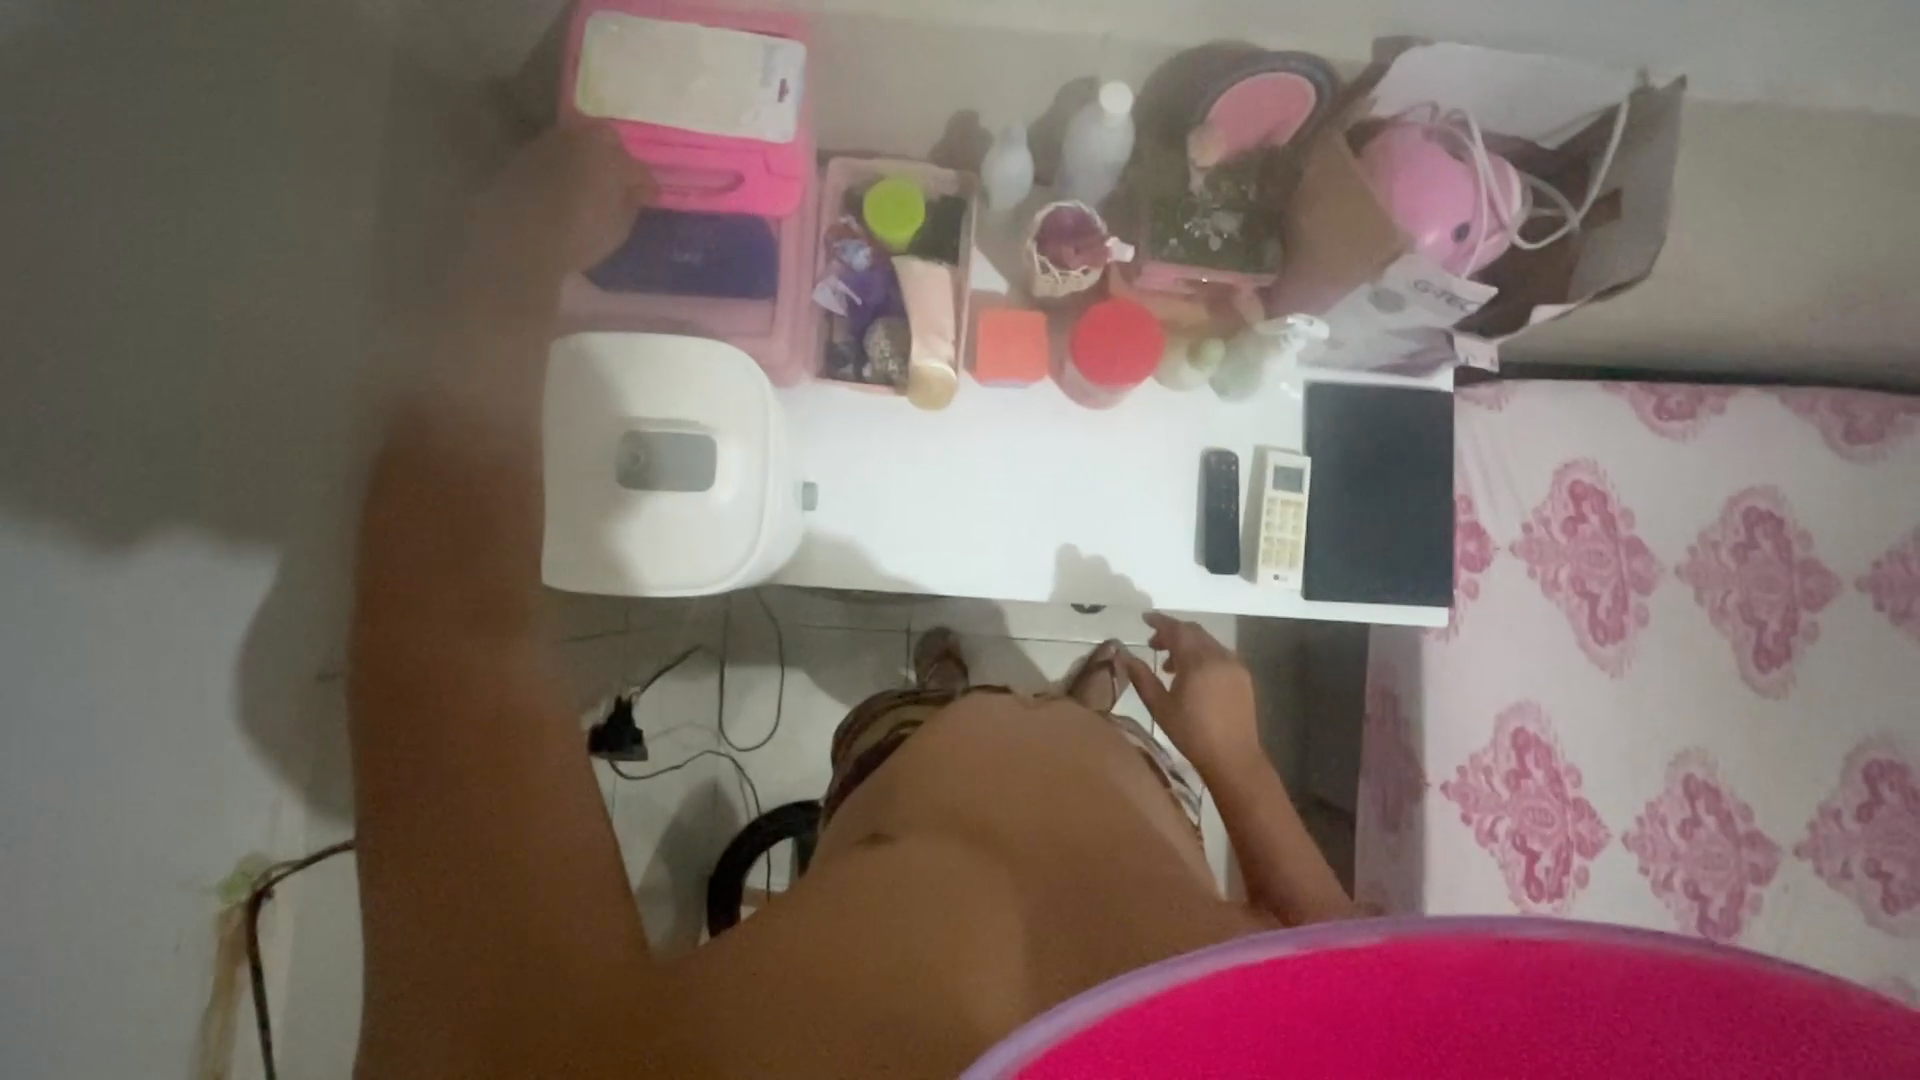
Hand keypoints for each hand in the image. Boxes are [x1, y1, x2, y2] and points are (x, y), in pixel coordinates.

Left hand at [464, 123, 652, 285]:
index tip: (650, 200)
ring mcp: (550, 142)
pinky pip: (557, 155)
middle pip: (607, 141)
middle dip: (618, 160)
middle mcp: (579, 137)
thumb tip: (638, 189)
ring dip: (590, 161)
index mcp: (609, 153)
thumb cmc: (580, 233)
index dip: (647, 186)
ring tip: (593, 186)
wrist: (520, 235)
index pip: (638, 168)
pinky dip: (567, 167)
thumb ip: (632, 202)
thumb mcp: (618, 226)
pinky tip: (567, 188)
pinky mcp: (526, 154)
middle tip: (621, 186)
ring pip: (579, 144)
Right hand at [1121, 612, 1259, 775]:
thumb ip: (1141, 676)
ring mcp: (1235, 665)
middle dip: (1172, 632)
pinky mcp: (1243, 676)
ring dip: (1187, 644)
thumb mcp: (1159, 706)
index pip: (1176, 630)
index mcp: (1198, 662)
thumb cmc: (1191, 733)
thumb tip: (1125, 655)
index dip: (1159, 621)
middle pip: (1194, 631)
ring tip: (1169, 665)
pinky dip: (1202, 654)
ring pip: (1207, 642)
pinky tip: (1191, 675)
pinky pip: (1219, 654)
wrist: (1233, 757)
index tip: (1144, 618)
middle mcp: (1219, 656)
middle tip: (1153, 644)